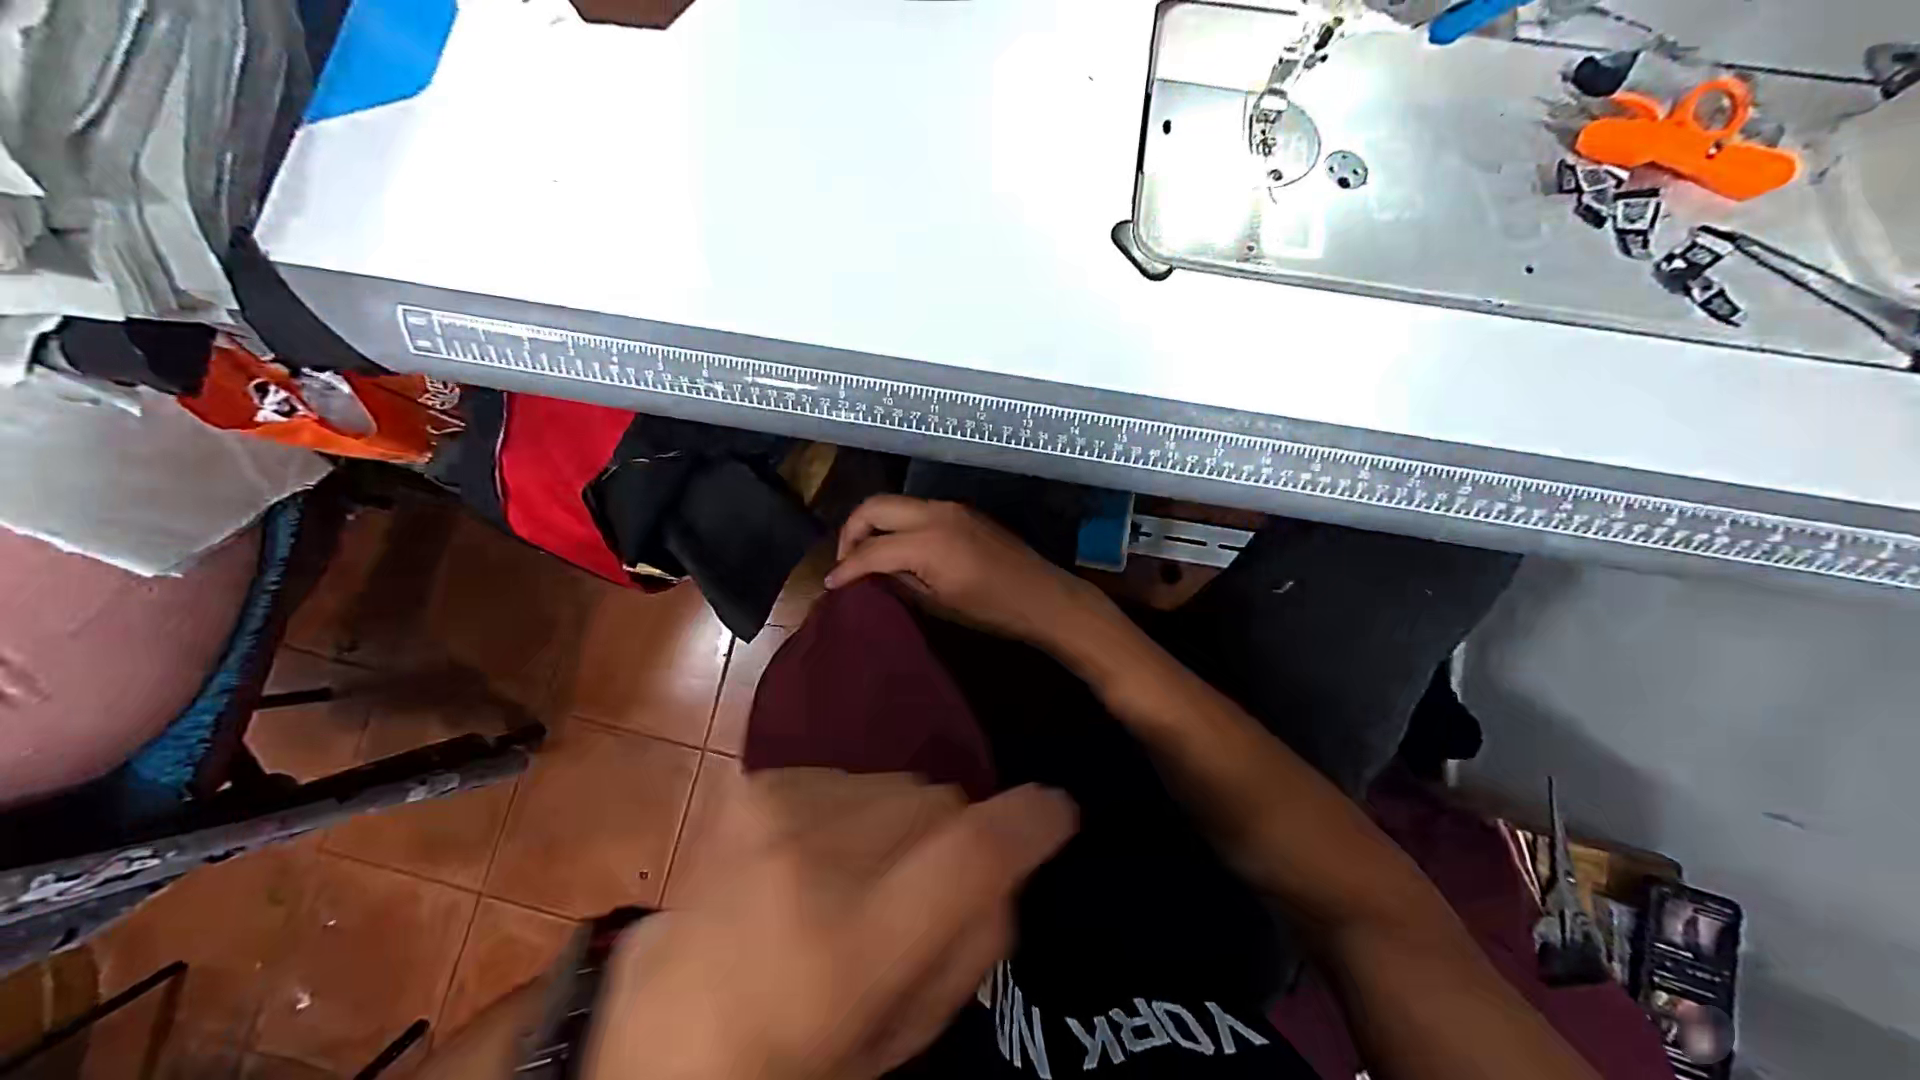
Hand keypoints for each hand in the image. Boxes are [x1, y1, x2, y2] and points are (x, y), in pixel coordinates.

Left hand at [583, 770, 1077, 1079]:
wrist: (667, 1022)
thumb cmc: (795, 1051)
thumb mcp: (899, 1038)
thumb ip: (971, 947)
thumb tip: (1008, 863)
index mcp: (853, 943)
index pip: (971, 851)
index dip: (1030, 822)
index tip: (1058, 810)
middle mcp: (815, 857)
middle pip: (940, 801)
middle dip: (953, 837)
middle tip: (921, 885)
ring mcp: (780, 807)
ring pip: (902, 782)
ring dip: (902, 822)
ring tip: (860, 873)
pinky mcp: (759, 782)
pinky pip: (852, 774)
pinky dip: (856, 808)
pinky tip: (819, 852)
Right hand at [824, 495, 1114, 652]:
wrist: (1044, 596)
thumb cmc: (992, 610)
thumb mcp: (938, 603)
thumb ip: (898, 581)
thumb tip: (867, 575)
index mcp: (928, 541)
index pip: (871, 548)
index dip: (845, 567)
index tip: (830, 584)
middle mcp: (936, 513)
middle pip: (875, 506)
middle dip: (852, 530)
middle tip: (846, 561)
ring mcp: (951, 508)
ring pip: (896, 503)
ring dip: (874, 523)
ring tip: (867, 555)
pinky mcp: (962, 511)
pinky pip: (917, 509)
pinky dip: (898, 523)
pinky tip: (898, 548)